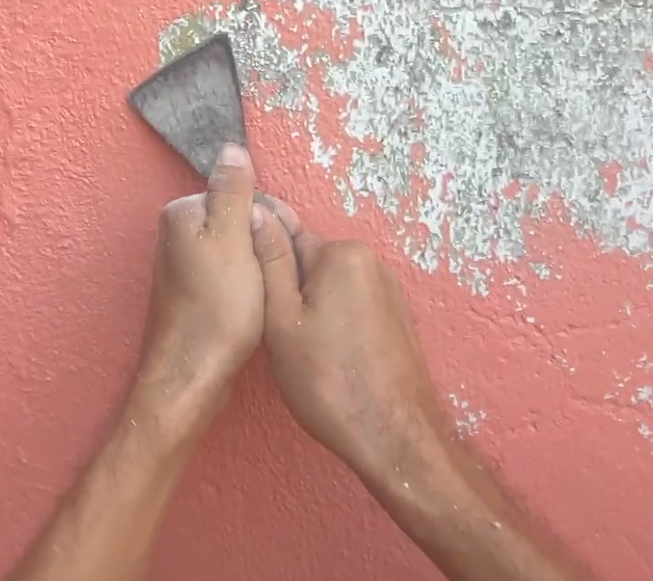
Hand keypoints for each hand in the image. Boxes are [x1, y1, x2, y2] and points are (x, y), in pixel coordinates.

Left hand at [129, 143, 265, 427]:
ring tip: (263, 293)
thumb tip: (231, 147)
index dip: (268, 218)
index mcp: (183, 212)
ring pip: (238, 251)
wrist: (192, 375)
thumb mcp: (234, 239)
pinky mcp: (193, 292)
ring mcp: (183, 264)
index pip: (240, 194)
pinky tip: (251, 308)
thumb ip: (234, 191)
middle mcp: (177, 233)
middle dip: (262, 242)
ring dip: (256, 267)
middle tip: (272, 274)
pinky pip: (230, 275)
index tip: (279, 246)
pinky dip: (245, 287)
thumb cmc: (217, 308)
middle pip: (239, 221)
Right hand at [249, 198, 447, 486]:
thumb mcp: (282, 318)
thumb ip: (269, 259)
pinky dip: (335, 323)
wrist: (395, 441)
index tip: (256, 299)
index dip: (264, 269)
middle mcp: (371, 261)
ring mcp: (388, 290)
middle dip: (289, 291)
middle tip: (279, 333)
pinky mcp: (396, 317)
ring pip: (328, 287)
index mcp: (342, 253)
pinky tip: (329, 358)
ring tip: (304, 351)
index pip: (285, 238)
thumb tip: (256, 210)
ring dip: (311, 309)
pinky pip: (350, 305)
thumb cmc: (329, 381)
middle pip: (308, 262)